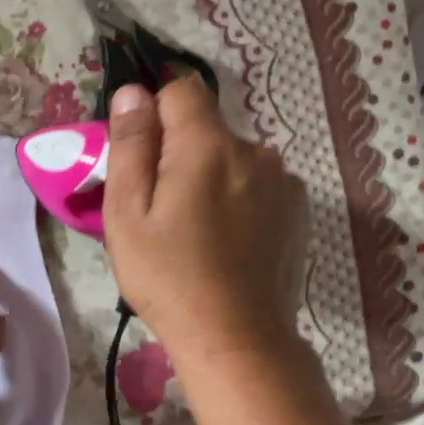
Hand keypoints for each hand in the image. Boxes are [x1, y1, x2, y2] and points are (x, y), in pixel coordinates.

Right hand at [104, 77, 309, 369]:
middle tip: (150, 205)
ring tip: (184, 227)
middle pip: (204, 128)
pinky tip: (217, 239)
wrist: (234, 334)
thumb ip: (131, 145)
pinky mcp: (295, 210)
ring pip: (229, 158)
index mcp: (208, 147)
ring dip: (203, 176)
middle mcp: (255, 152)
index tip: (133, 148)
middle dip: (173, 151)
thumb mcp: (127, 210)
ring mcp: (282, 182)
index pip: (181, 90)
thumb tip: (132, 92)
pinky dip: (230, 198)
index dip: (152, 108)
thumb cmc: (166, 273)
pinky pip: (252, 184)